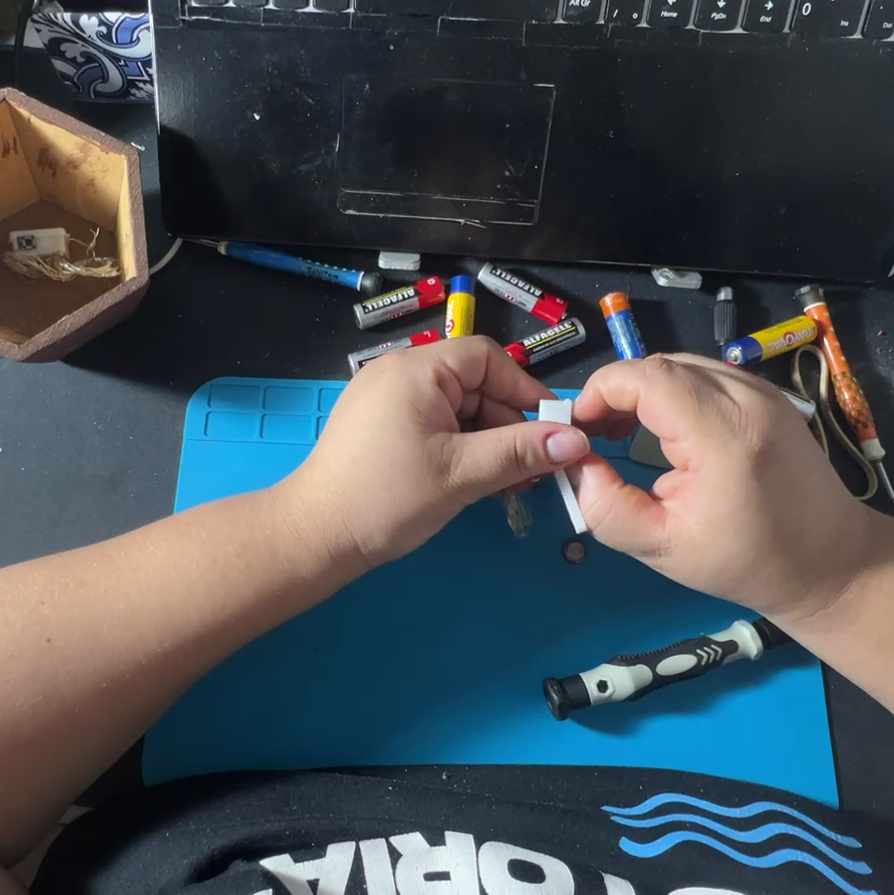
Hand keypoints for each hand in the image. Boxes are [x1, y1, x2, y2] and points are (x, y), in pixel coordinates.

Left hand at [282, 337, 591, 570]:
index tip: (552, 430)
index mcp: (416, 370)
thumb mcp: (462, 474)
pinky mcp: (380, 424)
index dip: (524, 390)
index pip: (486, 358)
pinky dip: (459, 447)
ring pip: (456, 409)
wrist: (317, 536)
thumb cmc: (387, 498)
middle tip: (530, 471)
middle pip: (473, 385)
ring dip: (486, 442)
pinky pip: (434, 423)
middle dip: (506, 425)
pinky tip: (475, 479)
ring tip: (505, 483)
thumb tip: (577, 440)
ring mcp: (386, 398)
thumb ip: (521, 452)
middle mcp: (398, 373)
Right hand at [570, 355, 879, 622]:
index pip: (644, 377)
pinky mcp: (766, 394)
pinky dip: (666, 393)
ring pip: (676, 365)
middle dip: (612, 393)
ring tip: (619, 432)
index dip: (598, 393)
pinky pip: (699, 375)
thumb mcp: (661, 548)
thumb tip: (575, 463)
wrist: (834, 562)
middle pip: (656, 365)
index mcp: (724, 433)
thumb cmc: (748, 560)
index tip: (578, 430)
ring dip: (638, 392)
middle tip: (593, 436)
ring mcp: (762, 390)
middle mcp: (747, 397)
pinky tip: (658, 428)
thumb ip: (604, 506)